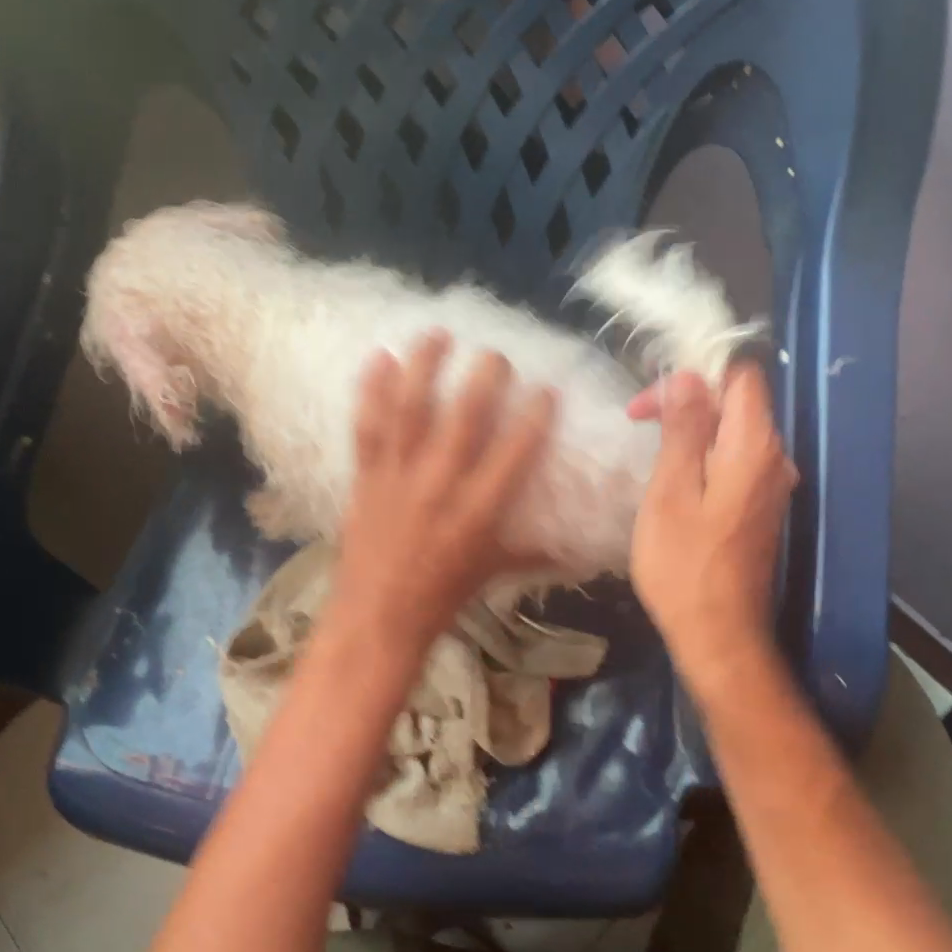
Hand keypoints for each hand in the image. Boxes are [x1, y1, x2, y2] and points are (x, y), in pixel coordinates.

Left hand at [325, 331, 557, 662]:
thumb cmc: (444, 596)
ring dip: (424, 367)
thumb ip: (539, 551)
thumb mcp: (496, 571)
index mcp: (478, 512)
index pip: (514, 452)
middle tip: (496, 354)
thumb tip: (584, 548)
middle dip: (482, 379)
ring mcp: (397, 477)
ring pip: (410, 410)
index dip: (534, 416)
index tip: (548, 388)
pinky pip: (367, 426)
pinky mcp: (366, 477)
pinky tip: (379, 356)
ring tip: (438, 333)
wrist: (377, 618)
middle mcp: (439, 486)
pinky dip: (371, 390)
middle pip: (463, 419)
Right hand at [629, 364, 796, 670]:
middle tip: (638, 420)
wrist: (718, 635)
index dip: (697, 373)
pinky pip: (735, 462)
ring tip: (650, 446)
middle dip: (689, 400)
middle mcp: (775, 458)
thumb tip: (688, 377)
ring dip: (693, 429)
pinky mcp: (761, 508)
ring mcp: (771, 486)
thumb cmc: (684, 565)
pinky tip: (674, 479)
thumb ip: (684, 429)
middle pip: (737, 403)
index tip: (653, 396)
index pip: (741, 376)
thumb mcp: (671, 490)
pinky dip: (705, 457)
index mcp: (754, 446)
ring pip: (734, 433)